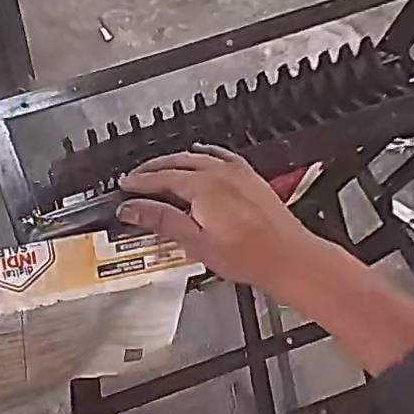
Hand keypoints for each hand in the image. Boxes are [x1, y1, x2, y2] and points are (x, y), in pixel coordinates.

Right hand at [116, 145, 320, 293]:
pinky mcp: (250, 178)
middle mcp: (221, 174)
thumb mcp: (195, 242)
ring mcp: (238, 173)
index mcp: (204, 187)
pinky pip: (220, 157)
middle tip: (135, 177)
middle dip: (152, 169)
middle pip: (177, 163)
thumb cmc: (248, 255)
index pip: (161, 178)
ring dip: (174, 161)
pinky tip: (201, 157)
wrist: (289, 258)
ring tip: (159, 168)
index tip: (124, 185)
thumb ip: (161, 220)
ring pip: (197, 157)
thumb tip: (132, 209)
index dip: (139, 182)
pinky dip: (203, 155)